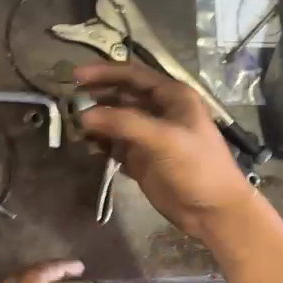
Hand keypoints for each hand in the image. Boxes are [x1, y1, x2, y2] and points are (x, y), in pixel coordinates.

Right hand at [73, 63, 256, 239]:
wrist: (213, 210)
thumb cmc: (197, 167)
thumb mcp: (164, 139)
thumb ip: (124, 123)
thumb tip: (84, 115)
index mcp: (172, 96)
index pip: (132, 75)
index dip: (104, 72)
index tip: (75, 76)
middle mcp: (159, 110)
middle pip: (120, 95)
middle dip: (96, 97)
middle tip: (69, 102)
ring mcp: (149, 135)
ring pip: (115, 120)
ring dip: (96, 121)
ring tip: (73, 126)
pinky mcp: (141, 158)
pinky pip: (115, 144)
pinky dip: (100, 143)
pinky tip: (87, 146)